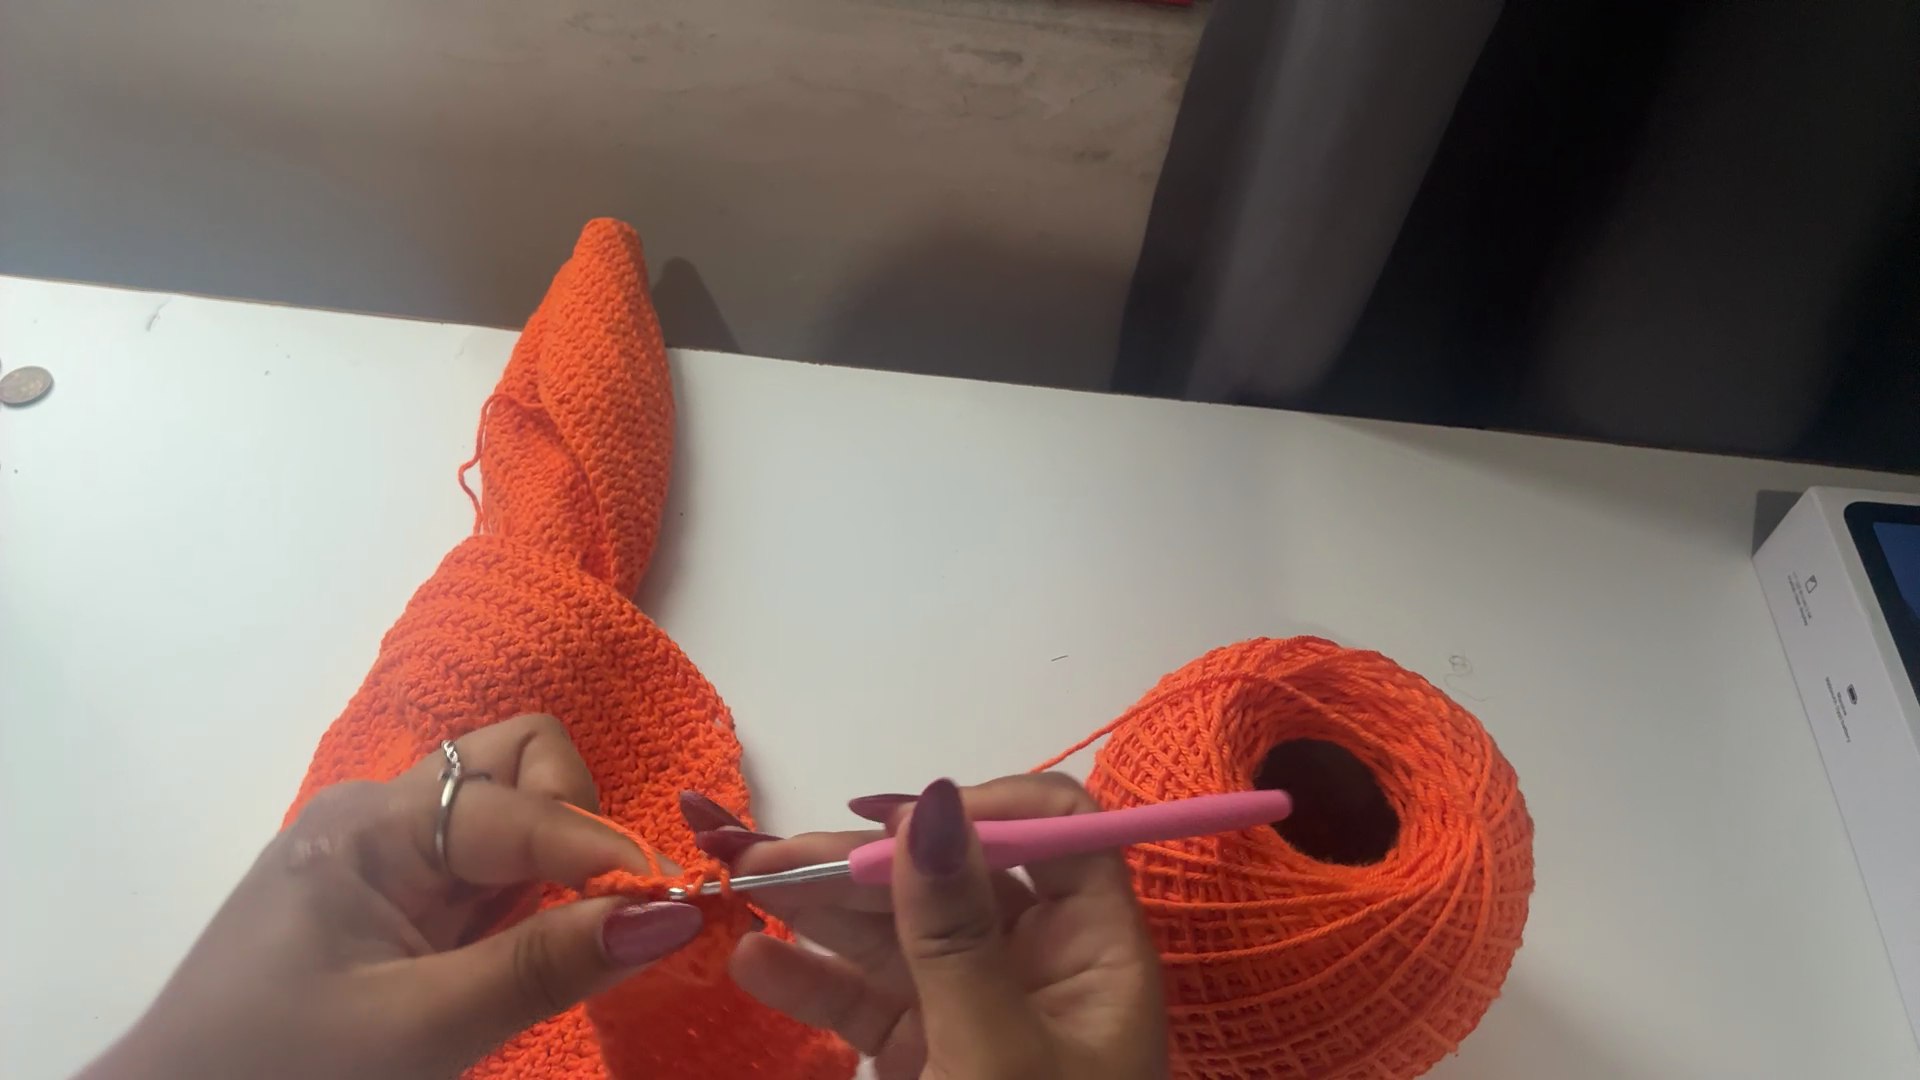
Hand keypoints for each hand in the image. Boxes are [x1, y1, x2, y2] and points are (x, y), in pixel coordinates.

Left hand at [78, 714, 703, 1079]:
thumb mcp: (414, 1033)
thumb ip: (548, 966)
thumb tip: (677, 914)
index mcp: (369, 824)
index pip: (526, 804)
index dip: (604, 851)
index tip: (670, 905)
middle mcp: (384, 810)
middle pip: (524, 758)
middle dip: (576, 818)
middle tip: (587, 898)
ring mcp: (392, 845)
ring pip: (521, 801)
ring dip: (560, 854)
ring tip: (549, 929)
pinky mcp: (402, 885)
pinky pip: (502, 853)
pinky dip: (536, 884)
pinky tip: (518, 939)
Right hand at [689, 774, 1167, 1079]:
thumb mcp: (994, 1060)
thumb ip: (958, 929)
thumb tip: (934, 799)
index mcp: (1094, 952)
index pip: (1057, 831)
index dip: (986, 808)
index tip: (897, 821)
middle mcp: (1040, 965)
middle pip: (957, 874)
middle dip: (865, 862)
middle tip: (771, 858)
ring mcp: (979, 1006)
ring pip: (902, 930)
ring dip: (824, 909)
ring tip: (746, 888)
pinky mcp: (929, 1052)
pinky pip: (871, 996)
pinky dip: (816, 978)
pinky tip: (759, 964)